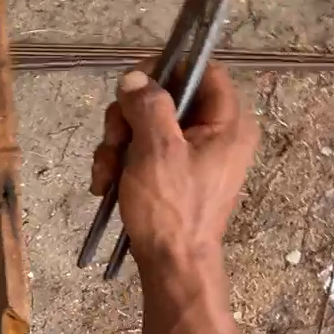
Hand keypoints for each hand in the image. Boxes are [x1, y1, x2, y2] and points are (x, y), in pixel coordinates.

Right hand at [90, 64, 256, 275]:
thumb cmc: (170, 208)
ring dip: (115, 148)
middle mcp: (215, 134)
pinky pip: (141, 153)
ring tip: (106, 176)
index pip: (202, 71)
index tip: (130, 84)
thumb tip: (133, 77)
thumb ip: (147, 107)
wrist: (171, 263)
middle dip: (127, 120)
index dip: (165, 70)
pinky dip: (120, 165)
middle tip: (112, 142)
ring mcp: (192, 155)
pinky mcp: (172, 174)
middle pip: (163, 100)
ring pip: (144, 128)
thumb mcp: (156, 151)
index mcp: (228, 122)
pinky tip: (107, 186)